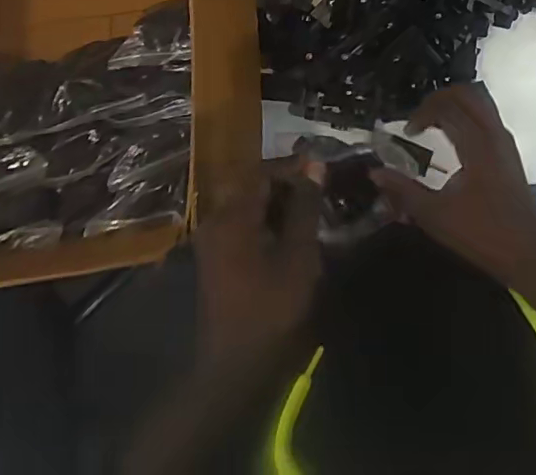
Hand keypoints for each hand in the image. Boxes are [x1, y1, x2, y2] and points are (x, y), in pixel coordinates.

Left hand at [194, 158, 321, 365]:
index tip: (324, 172)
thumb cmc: (272, 309)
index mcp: (233, 215)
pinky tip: (290, 236)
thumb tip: (314, 166)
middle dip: (287, 187)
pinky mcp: (215, 261)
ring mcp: (212, 242)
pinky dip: (266, 224)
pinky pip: (242, 227)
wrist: (236, 370)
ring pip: (248, 208)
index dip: (295, 169)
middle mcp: (216, 220)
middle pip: (253, 188)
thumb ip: (305, 208)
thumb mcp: (298, 255)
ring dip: (277, 206)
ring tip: (310, 212)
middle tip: (319, 192)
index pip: (264, 172)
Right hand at [370, 83, 535, 285]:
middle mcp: (494, 135)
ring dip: (454, 104)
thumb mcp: (434, 215)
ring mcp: (504, 141)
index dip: (422, 113)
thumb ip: (403, 190)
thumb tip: (375, 173)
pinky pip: (486, 116)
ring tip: (433, 122)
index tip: (408, 131)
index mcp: (477, 145)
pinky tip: (452, 136)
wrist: (527, 253)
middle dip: (438, 98)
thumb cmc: (481, 234)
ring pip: (480, 102)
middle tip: (419, 117)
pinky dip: (466, 115)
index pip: (447, 107)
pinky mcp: (508, 151)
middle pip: (466, 94)